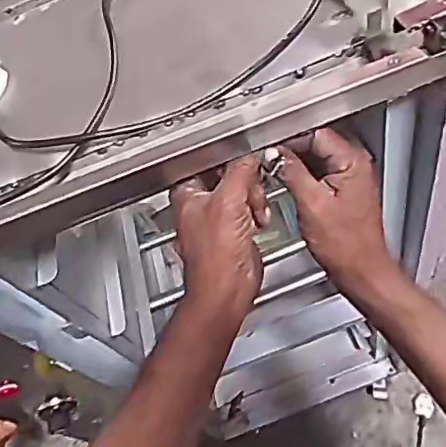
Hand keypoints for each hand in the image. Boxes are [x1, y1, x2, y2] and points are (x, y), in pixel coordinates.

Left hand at [170, 154, 269, 312]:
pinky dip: (256, 214)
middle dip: (246, 184)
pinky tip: (258, 223)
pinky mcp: (233, 232)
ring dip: (254, 199)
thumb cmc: (215, 255)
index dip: (227, 162)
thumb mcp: (229, 200)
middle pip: (228, 177)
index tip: (244, 163)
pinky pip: (248, 211)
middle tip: (251, 194)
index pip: (207, 164)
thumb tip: (250, 156)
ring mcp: (216, 220)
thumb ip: (239, 172)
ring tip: (254, 212)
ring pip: (241, 194)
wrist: (227, 289)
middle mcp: (199, 206)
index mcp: (187, 196)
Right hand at [274, 129, 394, 289]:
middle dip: (290, 149)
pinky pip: (319, 172)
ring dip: (295, 162)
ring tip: (275, 170)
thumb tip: (275, 155)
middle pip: (316, 142)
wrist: (361, 271)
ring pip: (316, 157)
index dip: (289, 138)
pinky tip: (289, 183)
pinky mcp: (345, 190)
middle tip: (269, 158)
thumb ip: (292, 174)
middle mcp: (356, 165)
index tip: (270, 146)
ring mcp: (351, 177)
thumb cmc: (346, 246)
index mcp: (352, 162)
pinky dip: (303, 175)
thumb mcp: (311, 205)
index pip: (316, 133)